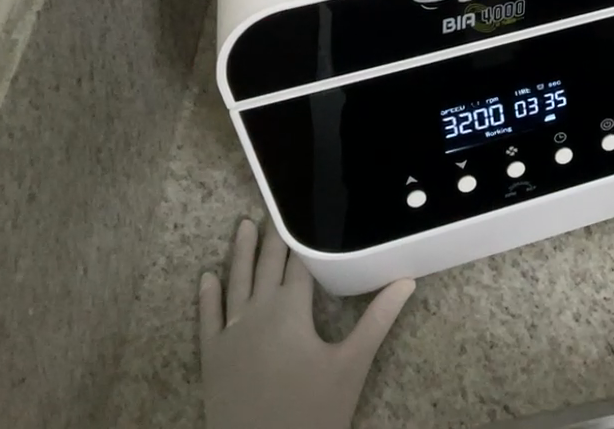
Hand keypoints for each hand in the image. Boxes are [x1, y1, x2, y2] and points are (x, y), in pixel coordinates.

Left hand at [199, 218, 414, 428]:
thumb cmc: (313, 413)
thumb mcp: (351, 366)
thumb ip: (378, 319)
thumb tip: (407, 279)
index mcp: (290, 311)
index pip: (300, 262)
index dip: (305, 235)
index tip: (308, 208)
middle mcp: (256, 314)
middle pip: (267, 266)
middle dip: (274, 236)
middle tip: (274, 206)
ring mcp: (229, 337)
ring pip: (235, 284)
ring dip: (240, 254)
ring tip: (244, 225)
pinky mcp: (212, 360)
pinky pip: (207, 320)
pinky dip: (207, 297)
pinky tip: (207, 277)